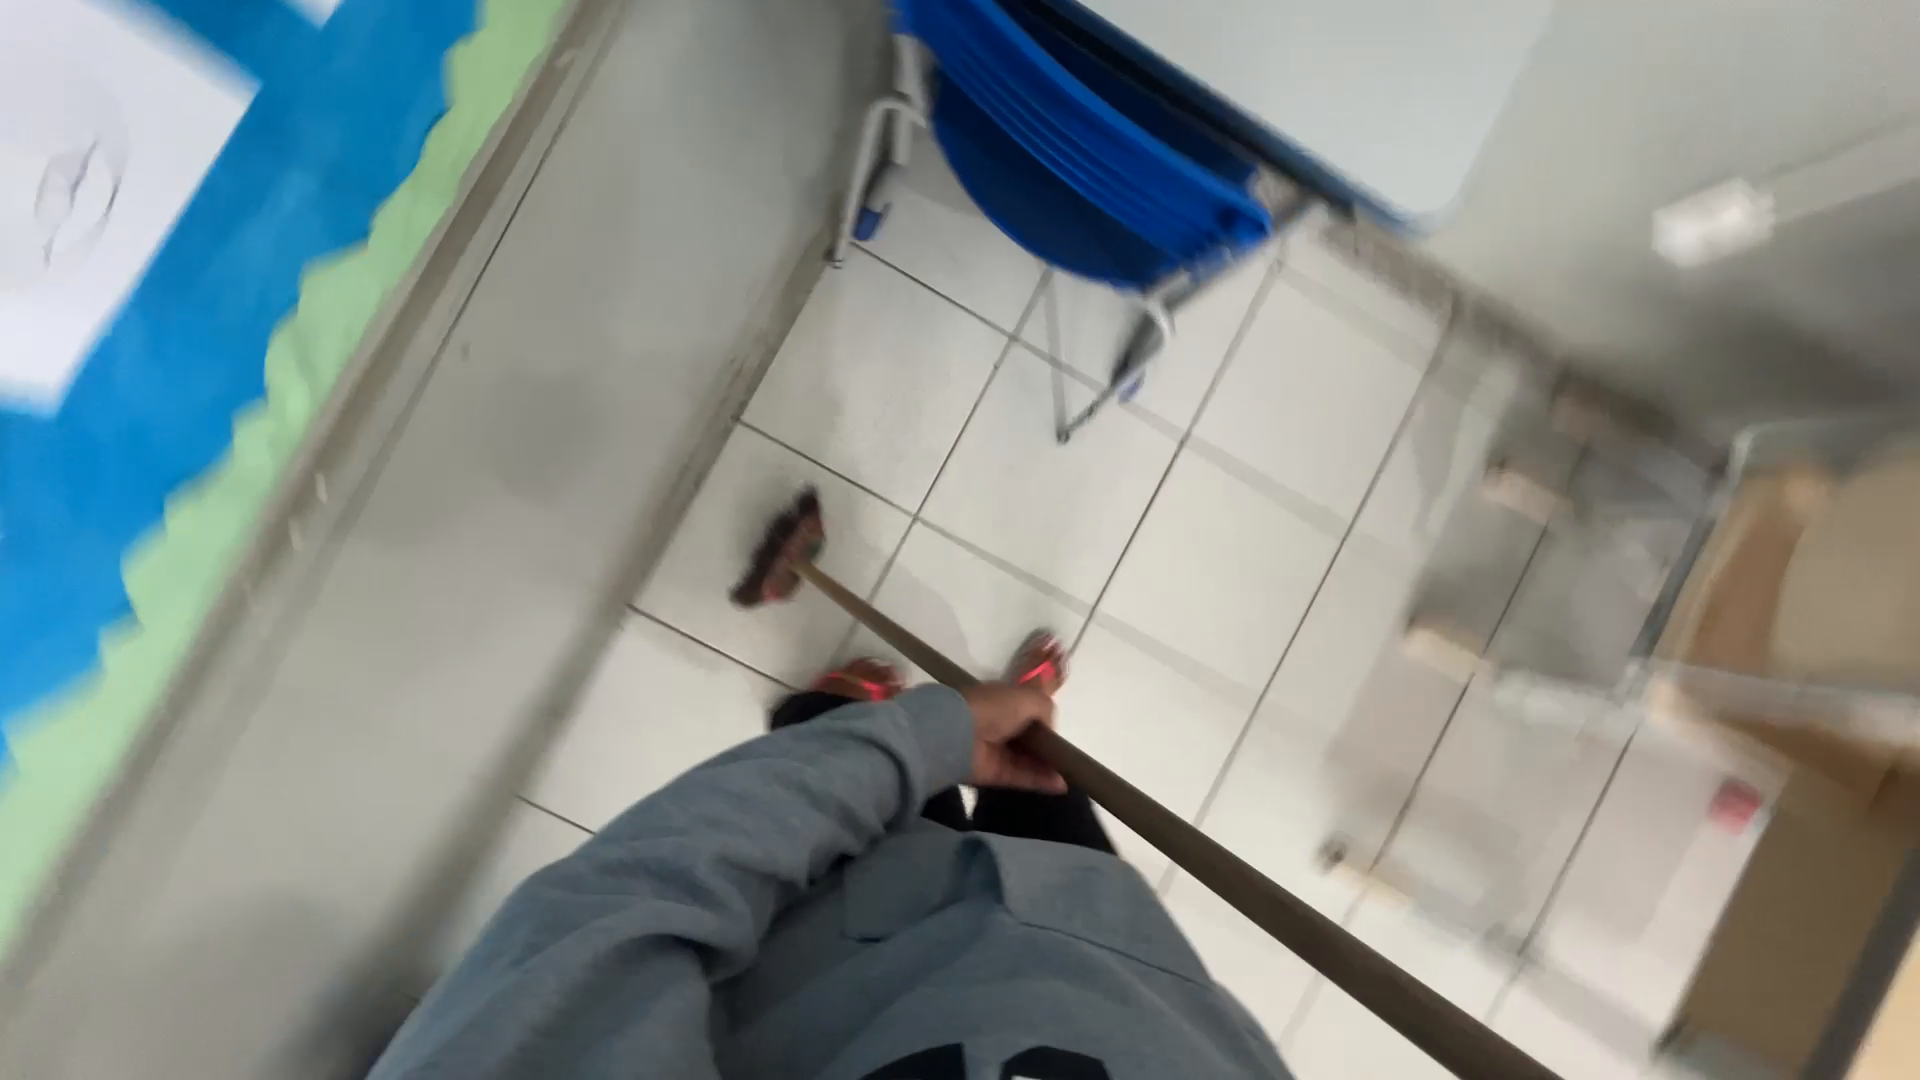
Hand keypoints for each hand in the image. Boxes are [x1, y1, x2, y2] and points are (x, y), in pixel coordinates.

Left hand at [959, 682, 1065, 792]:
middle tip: (1068, 756)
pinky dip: (1041, 781)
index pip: (1025, 710)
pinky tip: (1060, 785)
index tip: (1058, 730)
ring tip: (1070, 772)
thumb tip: (1051, 728)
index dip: (1043, 720)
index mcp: (1001, 701)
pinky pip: (1022, 777)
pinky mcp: (994, 774)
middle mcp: (998, 725)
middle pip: (1027, 738)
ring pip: (1027, 760)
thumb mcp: (1026, 697)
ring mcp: (995, 751)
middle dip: (1047, 746)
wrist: (958, 733)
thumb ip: (1045, 708)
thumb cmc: (993, 708)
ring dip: (1048, 766)